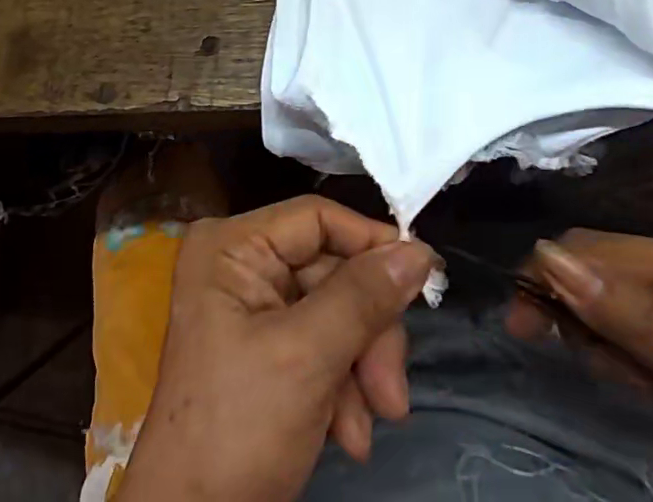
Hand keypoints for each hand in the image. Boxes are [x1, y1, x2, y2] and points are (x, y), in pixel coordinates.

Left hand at [117, 196, 437, 501]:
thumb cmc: (239, 428)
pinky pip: (323, 343)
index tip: (421, 280)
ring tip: (372, 422)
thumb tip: (420, 251)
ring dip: (362, 368)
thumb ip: (365, 297)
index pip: (318, 218)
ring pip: (337, 311)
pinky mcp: (265, 346)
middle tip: (391, 391)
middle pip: (334, 271)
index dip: (371, 244)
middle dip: (368, 334)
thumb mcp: (308, 356)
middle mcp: (239, 265)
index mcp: (231, 247)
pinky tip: (348, 433)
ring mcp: (252, 308)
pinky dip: (344, 385)